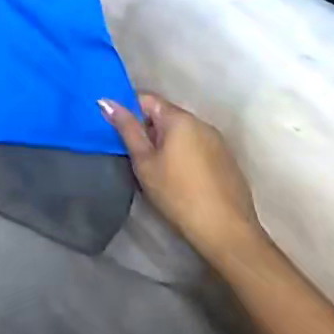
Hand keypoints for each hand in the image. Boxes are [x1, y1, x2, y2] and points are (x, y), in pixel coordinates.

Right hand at [101, 93, 263, 260]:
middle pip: (165, 115)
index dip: (127, 109)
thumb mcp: (144, 161)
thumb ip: (126, 128)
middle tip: (134, 153)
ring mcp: (219, 144)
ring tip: (155, 167)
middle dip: (147, 128)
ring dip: (165, 142)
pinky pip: (198, 147)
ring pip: (182, 133)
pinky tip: (180, 179)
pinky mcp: (229, 163)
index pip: (145, 98)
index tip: (118, 130)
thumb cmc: (178, 194)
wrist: (228, 235)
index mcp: (180, 119)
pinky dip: (184, 154)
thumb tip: (105, 101)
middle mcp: (202, 124)